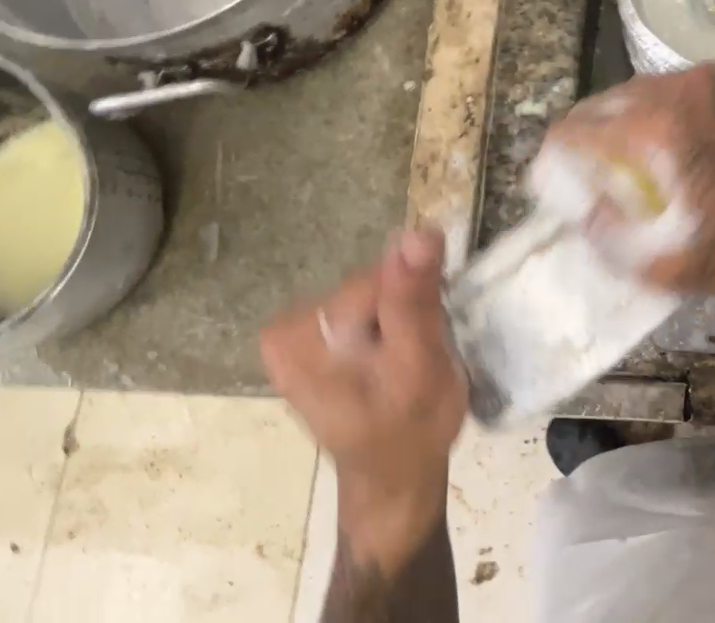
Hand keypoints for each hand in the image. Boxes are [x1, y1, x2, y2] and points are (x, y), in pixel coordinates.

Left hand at [260, 228, 467, 573]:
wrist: (396, 481)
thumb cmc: (411, 431)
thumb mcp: (419, 366)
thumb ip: (413, 300)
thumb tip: (418, 232)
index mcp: (299, 337)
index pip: (377, 279)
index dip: (416, 301)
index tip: (429, 338)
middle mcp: (285, 329)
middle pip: (371, 284)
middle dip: (405, 310)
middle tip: (419, 355)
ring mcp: (295, 336)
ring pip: (372, 293)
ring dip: (400, 319)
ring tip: (407, 361)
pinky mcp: (311, 340)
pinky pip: (364, 307)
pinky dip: (388, 326)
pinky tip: (391, 359)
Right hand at [539, 63, 714, 293]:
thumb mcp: (661, 264)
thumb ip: (605, 234)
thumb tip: (571, 204)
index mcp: (658, 130)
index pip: (578, 129)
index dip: (554, 154)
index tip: (548, 176)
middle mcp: (675, 91)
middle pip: (599, 104)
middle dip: (580, 137)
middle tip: (577, 170)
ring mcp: (700, 80)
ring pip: (628, 92)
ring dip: (611, 122)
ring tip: (610, 157)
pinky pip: (660, 88)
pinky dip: (645, 111)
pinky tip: (649, 142)